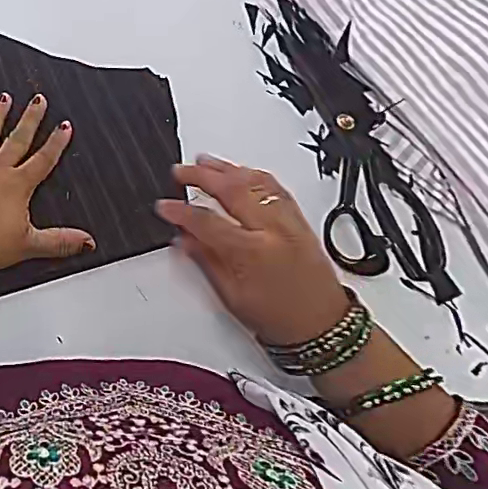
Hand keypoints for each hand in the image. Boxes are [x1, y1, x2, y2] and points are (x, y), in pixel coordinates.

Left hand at [0, 94, 92, 311]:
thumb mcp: (29, 245)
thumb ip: (60, 241)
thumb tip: (86, 242)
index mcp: (17, 185)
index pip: (43, 159)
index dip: (57, 141)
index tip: (65, 125)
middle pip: (18, 139)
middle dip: (31, 118)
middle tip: (38, 100)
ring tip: (4, 98)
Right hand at [155, 156, 348, 347]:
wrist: (322, 326)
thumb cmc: (281, 317)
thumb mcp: (231, 295)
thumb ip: (206, 260)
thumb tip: (184, 238)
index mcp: (252, 252)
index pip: (207, 221)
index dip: (180, 212)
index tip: (165, 206)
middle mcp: (273, 230)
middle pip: (232, 189)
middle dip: (201, 176)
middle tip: (181, 172)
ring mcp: (289, 222)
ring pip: (255, 182)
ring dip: (227, 169)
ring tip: (204, 162)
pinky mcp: (300, 220)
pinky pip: (275, 187)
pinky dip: (253, 175)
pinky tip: (241, 172)